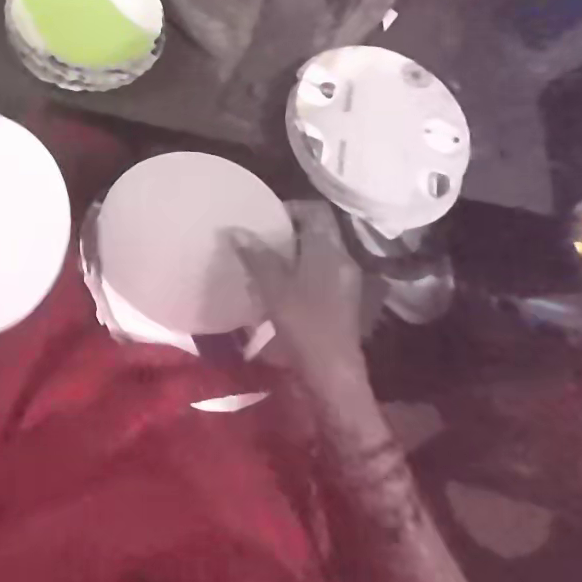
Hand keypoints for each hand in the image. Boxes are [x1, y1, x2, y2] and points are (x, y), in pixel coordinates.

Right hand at [230, 201, 374, 412]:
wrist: (333, 373)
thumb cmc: (304, 325)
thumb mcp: (274, 289)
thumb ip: (257, 257)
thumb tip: (235, 229)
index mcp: (329, 250)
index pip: (316, 211)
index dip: (290, 208)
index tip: (264, 216)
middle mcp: (343, 259)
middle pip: (317, 231)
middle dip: (288, 231)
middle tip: (258, 237)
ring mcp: (346, 281)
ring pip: (318, 252)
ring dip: (292, 252)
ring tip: (263, 261)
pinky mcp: (342, 300)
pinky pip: (320, 271)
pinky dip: (299, 270)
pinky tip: (278, 286)